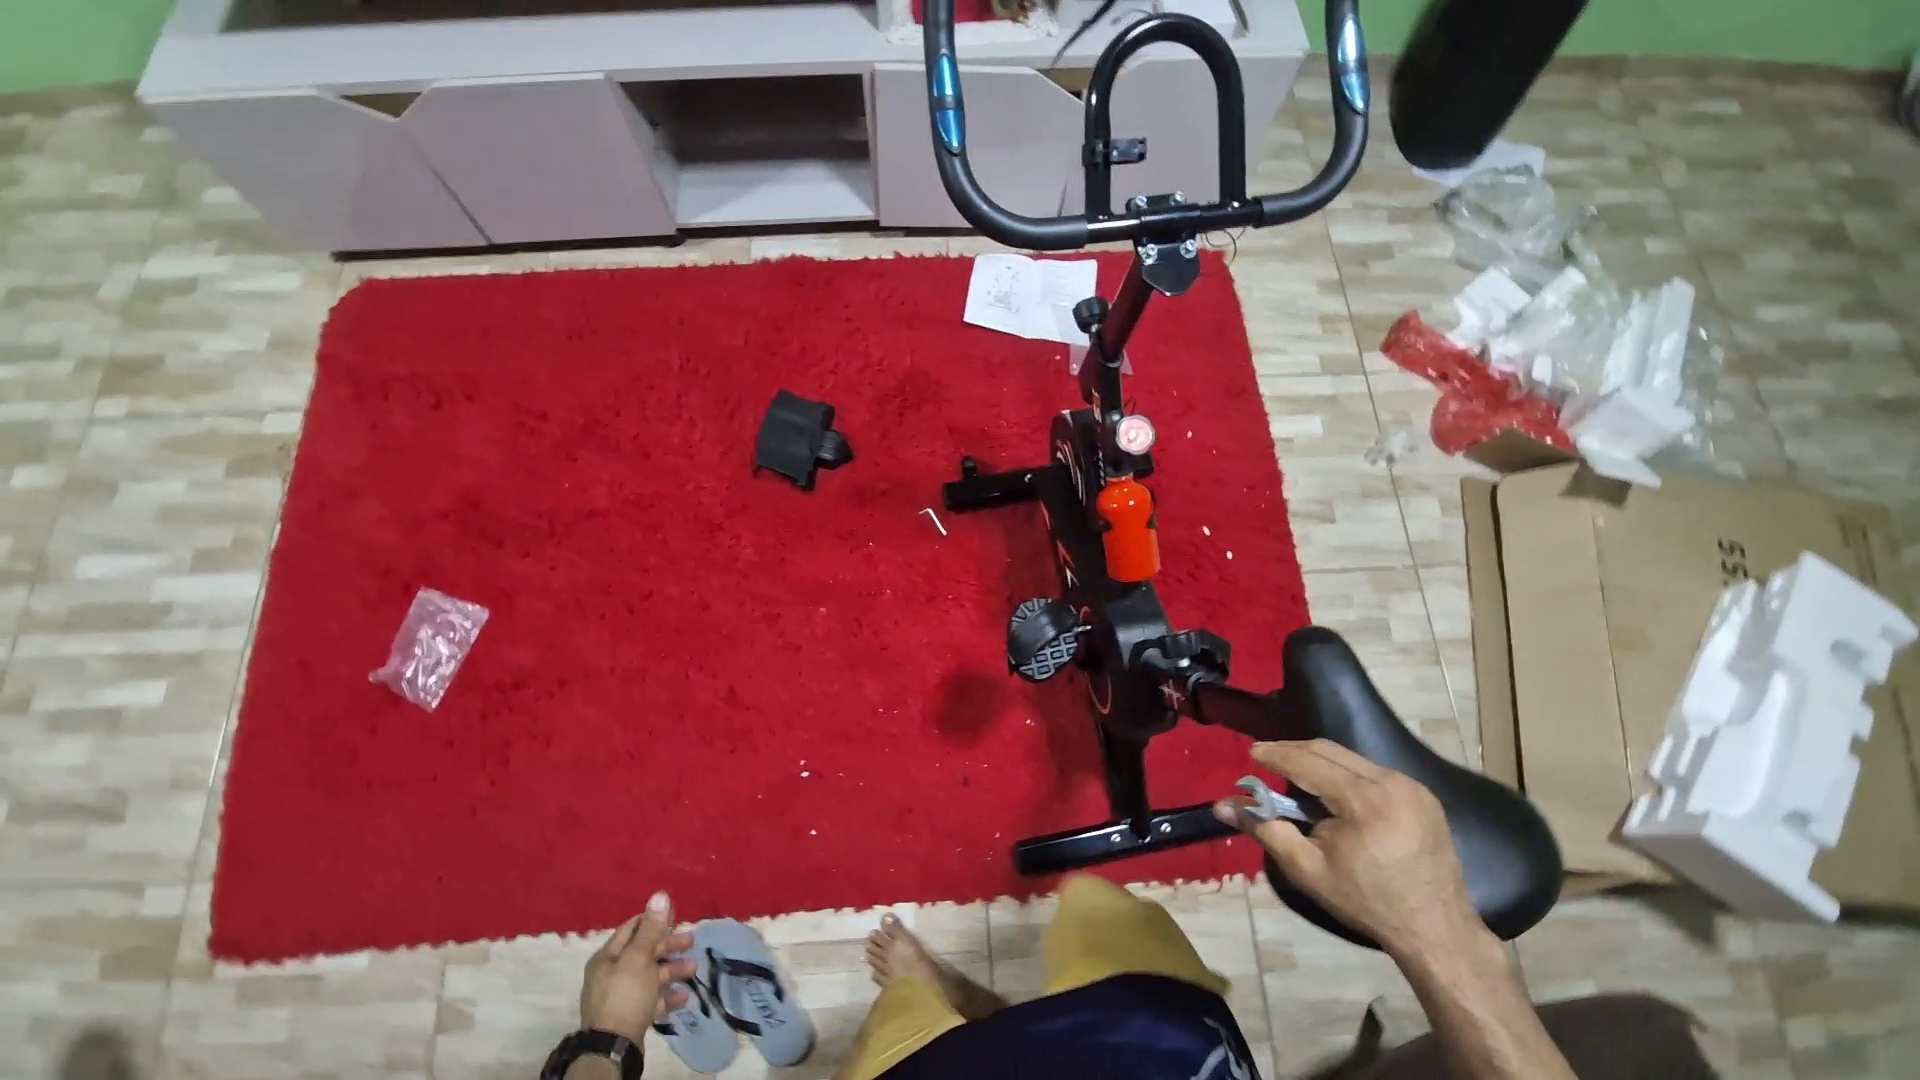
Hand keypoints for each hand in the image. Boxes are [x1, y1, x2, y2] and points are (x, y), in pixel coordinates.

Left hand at [579, 891, 697, 1040]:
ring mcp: (620, 996)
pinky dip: (668, 996)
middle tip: (692, 942)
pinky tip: (684, 997)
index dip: (653, 920)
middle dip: (669, 946)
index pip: (631, 929)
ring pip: (651, 976)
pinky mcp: (630, 1015)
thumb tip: (660, 894)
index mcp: (608, 957)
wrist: (613, 1047)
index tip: (675, 917)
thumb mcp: (639, 959)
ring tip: (693, 970)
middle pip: (644, 952)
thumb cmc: (625, 995)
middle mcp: (612, 974)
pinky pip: (652, 1000)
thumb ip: (651, 929)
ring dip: (673, 971)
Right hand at [1214, 739, 1484, 959]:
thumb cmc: (1366, 901)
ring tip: (1294, 774)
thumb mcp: (1307, 868)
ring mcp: (1413, 787)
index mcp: (1365, 799)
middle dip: (1294, 751)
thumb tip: (1222, 806)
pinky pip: (1373, 772)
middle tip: (1266, 758)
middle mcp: (1392, 782)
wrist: (1435, 929)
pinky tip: (1331, 791)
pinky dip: (1345, 773)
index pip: (1309, 762)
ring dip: (1319, 762)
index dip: (1276, 754)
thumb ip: (1264, 829)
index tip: (1251, 753)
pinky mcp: (1424, 796)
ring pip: (1352, 759)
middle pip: (1331, 751)